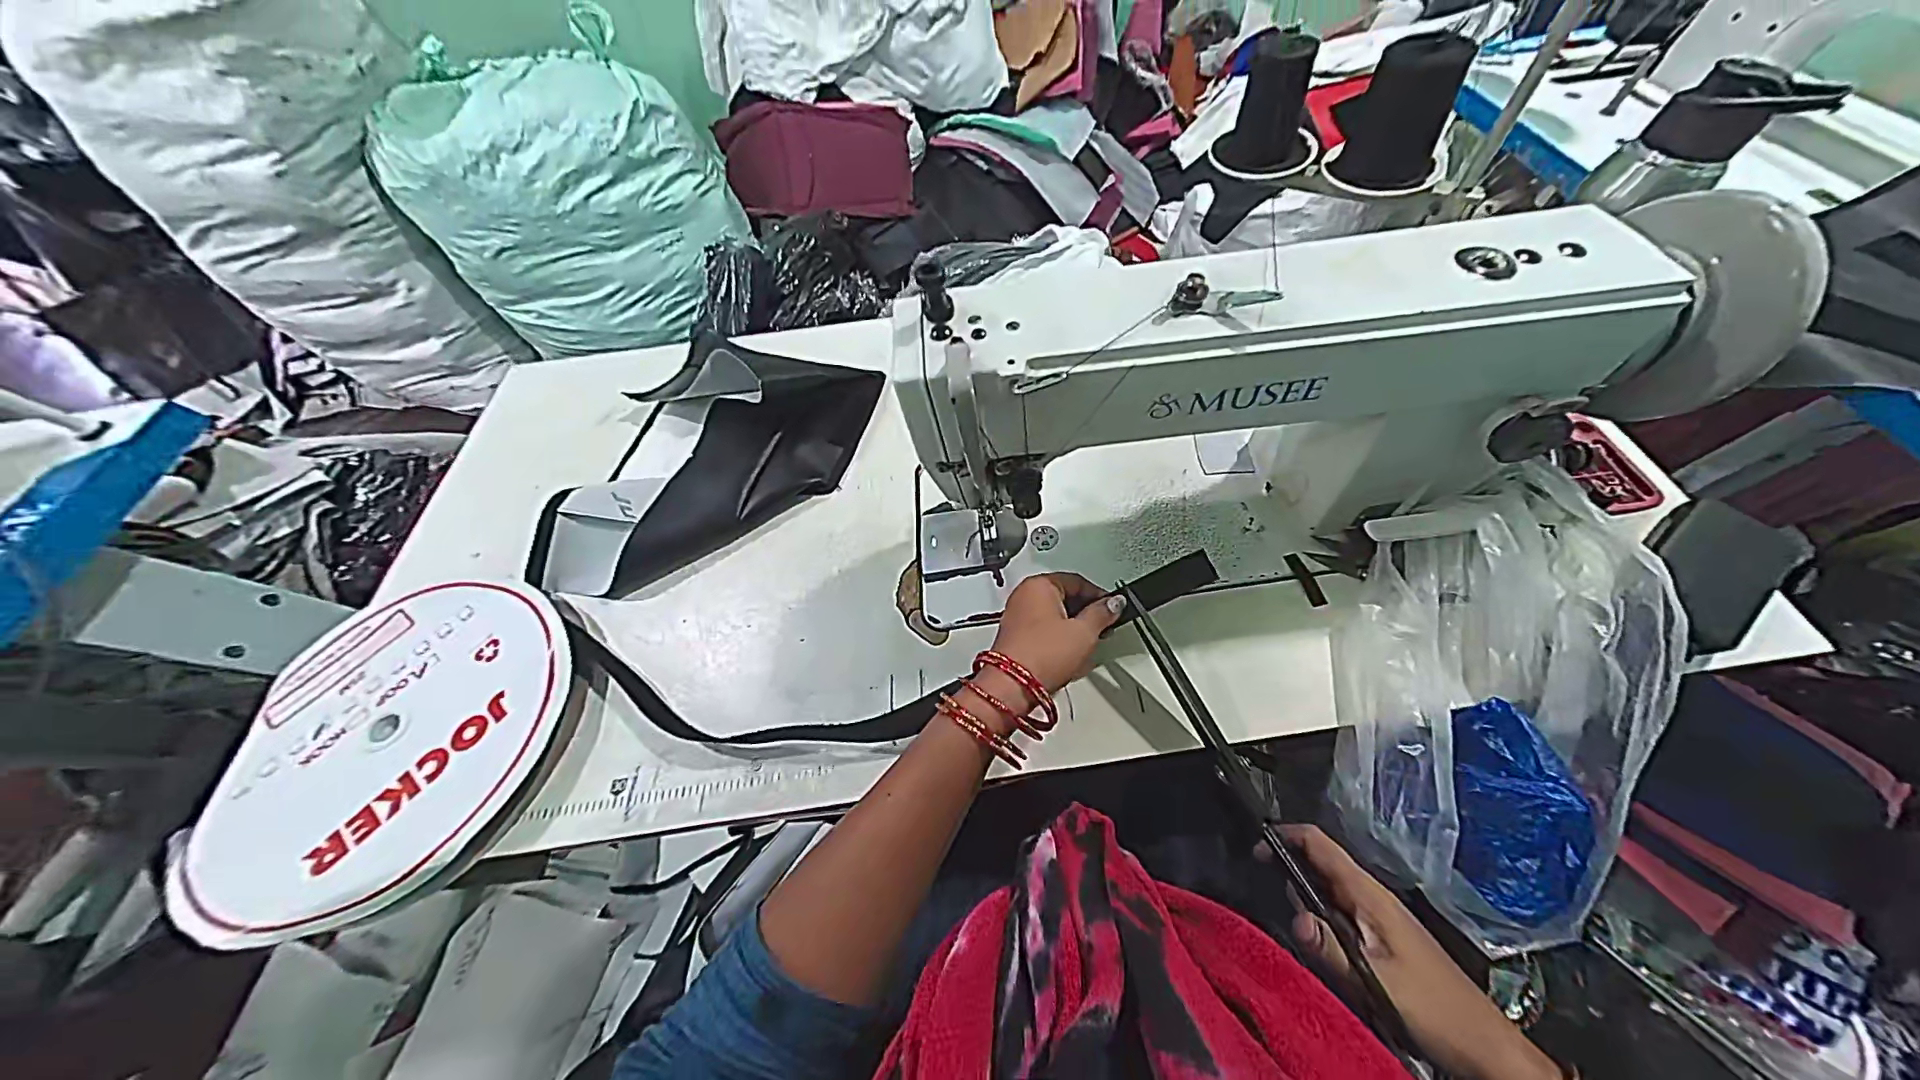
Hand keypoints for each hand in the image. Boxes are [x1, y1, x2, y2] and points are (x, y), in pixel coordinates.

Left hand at [989, 573, 1126, 693]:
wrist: (1013, 686)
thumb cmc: (1039, 655)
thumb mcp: (1084, 632)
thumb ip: (1102, 614)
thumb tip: (1113, 604)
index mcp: (1038, 585)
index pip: (1077, 581)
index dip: (1099, 596)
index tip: (1113, 608)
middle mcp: (1023, 597)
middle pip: (1064, 598)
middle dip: (1085, 614)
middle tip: (1101, 627)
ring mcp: (1017, 617)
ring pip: (1055, 617)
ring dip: (1073, 629)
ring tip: (1085, 646)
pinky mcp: (1016, 638)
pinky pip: (1044, 632)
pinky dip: (1059, 640)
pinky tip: (1069, 656)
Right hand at [1272, 826, 1562, 1079]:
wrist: (1487, 1047)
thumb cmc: (1434, 1009)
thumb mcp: (1374, 979)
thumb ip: (1329, 946)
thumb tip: (1293, 915)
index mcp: (1370, 895)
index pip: (1320, 843)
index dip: (1285, 834)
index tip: (1256, 847)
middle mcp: (1374, 897)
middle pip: (1322, 862)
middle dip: (1289, 865)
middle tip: (1264, 885)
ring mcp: (1380, 916)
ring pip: (1330, 888)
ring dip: (1304, 892)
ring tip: (1285, 912)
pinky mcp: (1384, 936)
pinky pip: (1341, 910)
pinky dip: (1320, 913)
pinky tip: (1315, 936)